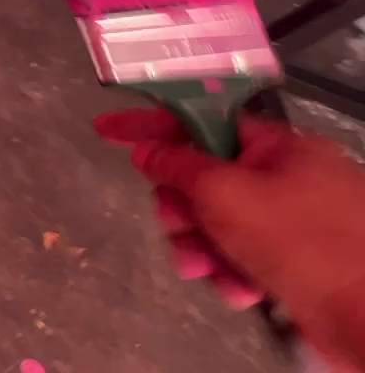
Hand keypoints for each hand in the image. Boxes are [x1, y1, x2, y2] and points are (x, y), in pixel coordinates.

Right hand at [96, 108, 364, 369]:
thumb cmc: (303, 243)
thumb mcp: (223, 192)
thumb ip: (174, 164)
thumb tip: (147, 153)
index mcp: (283, 150)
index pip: (199, 120)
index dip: (147, 124)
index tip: (105, 130)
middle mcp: (292, 179)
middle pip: (202, 177)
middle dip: (179, 207)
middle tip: (174, 224)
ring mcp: (298, 223)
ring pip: (215, 219)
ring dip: (196, 243)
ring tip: (201, 267)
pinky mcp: (300, 263)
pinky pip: (240, 252)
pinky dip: (226, 268)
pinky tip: (234, 288)